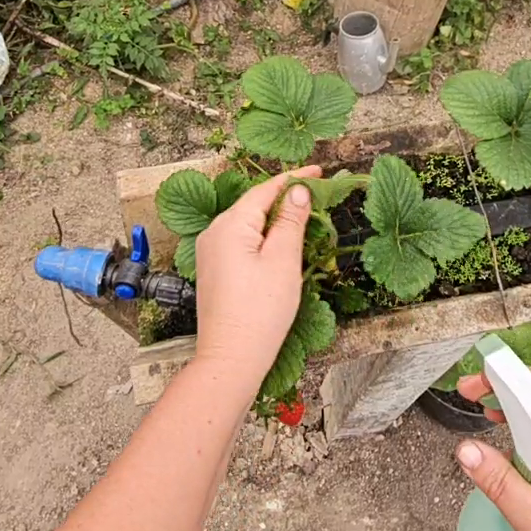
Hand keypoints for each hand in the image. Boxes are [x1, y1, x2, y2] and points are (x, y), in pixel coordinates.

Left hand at [190, 166, 319, 384]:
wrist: (231, 359)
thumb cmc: (259, 312)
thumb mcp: (283, 261)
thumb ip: (291, 221)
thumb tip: (298, 191)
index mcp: (230, 225)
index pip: (266, 189)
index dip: (294, 178)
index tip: (319, 171)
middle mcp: (214, 232)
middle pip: (255, 204)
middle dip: (286, 198)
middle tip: (318, 194)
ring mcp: (211, 252)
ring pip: (248, 223)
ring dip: (276, 218)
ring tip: (306, 217)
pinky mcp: (214, 269)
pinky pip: (241, 240)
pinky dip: (264, 236)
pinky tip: (281, 243)